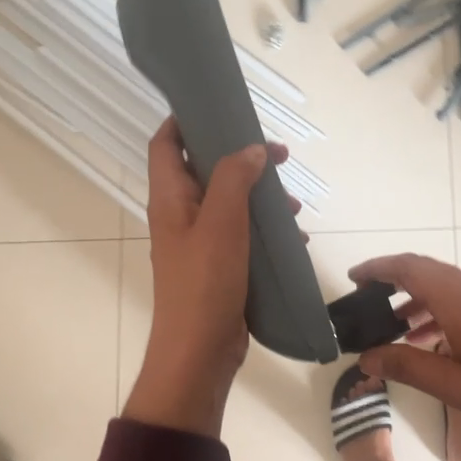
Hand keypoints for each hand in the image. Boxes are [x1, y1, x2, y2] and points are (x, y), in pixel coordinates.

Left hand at [123, 118, 292, 437]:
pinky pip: (242, 235)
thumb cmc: (204, 283)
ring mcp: (199, 243)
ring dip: (260, 197)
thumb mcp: (222, 223)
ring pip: (229, 203)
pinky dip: (265, 230)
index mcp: (170, 199)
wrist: (198, 353)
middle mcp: (180, 215)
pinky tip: (294, 240)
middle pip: (205, 170)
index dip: (184, 120)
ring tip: (292, 204)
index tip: (218, 107)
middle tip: (278, 155)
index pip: (166, 144)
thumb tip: (251, 149)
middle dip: (240, 158)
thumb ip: (234, 179)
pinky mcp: (218, 266)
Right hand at [347, 254, 460, 460]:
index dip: (378, 268)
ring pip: (447, 288)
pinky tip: (431, 342)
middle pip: (428, 272)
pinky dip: (440, 312)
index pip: (410, 268)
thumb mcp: (455, 387)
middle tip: (366, 304)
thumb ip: (407, 367)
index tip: (352, 278)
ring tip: (392, 330)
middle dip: (394, 282)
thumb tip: (365, 357)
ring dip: (417, 300)